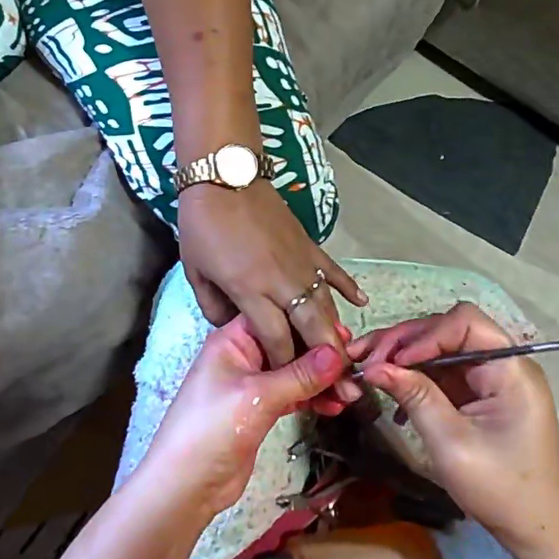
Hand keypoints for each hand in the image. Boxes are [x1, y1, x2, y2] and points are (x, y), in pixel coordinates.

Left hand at [131, 315, 347, 520]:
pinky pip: (294, 395)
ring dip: (322, 382)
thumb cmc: (213, 428)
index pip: (278, 318)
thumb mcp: (258, 395)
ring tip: (351, 395)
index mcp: (234, 339)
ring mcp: (253, 383)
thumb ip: (300, 374)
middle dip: (323, 357)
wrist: (186, 485)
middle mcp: (244, 354)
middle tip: (354, 369)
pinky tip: (335, 407)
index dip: (311, 323)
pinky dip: (313, 399)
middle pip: (291, 345)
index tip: (345, 336)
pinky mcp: (261, 408)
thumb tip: (339, 353)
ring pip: (296, 372)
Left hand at [178, 179, 365, 406]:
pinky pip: (334, 272)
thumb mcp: (195, 273)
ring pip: (326, 305)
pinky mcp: (310, 246)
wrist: (225, 177)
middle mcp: (281, 282)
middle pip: (311, 328)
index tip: (289, 380)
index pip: (276, 339)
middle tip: (334, 379)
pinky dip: (349, 288)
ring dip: (335, 331)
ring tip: (342, 354)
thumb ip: (214, 308)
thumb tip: (234, 326)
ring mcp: (301, 263)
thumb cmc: (203, 227)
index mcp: (249, 291)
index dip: (285, 364)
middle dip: (324, 357)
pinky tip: (362, 304)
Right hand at [351, 303, 558, 551]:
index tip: (393, 360)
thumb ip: (415, 397)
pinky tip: (391, 391)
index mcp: (510, 369)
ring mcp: (491, 378)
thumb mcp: (451, 442)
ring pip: (440, 349)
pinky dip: (415, 376)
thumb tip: (374, 367)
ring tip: (367, 367)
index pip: (465, 323)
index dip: (425, 335)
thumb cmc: (500, 487)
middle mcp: (503, 363)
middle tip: (364, 357)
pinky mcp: (479, 393)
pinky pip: (443, 372)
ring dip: (403, 357)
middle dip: (405, 341)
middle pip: (448, 330)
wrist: (534, 528)